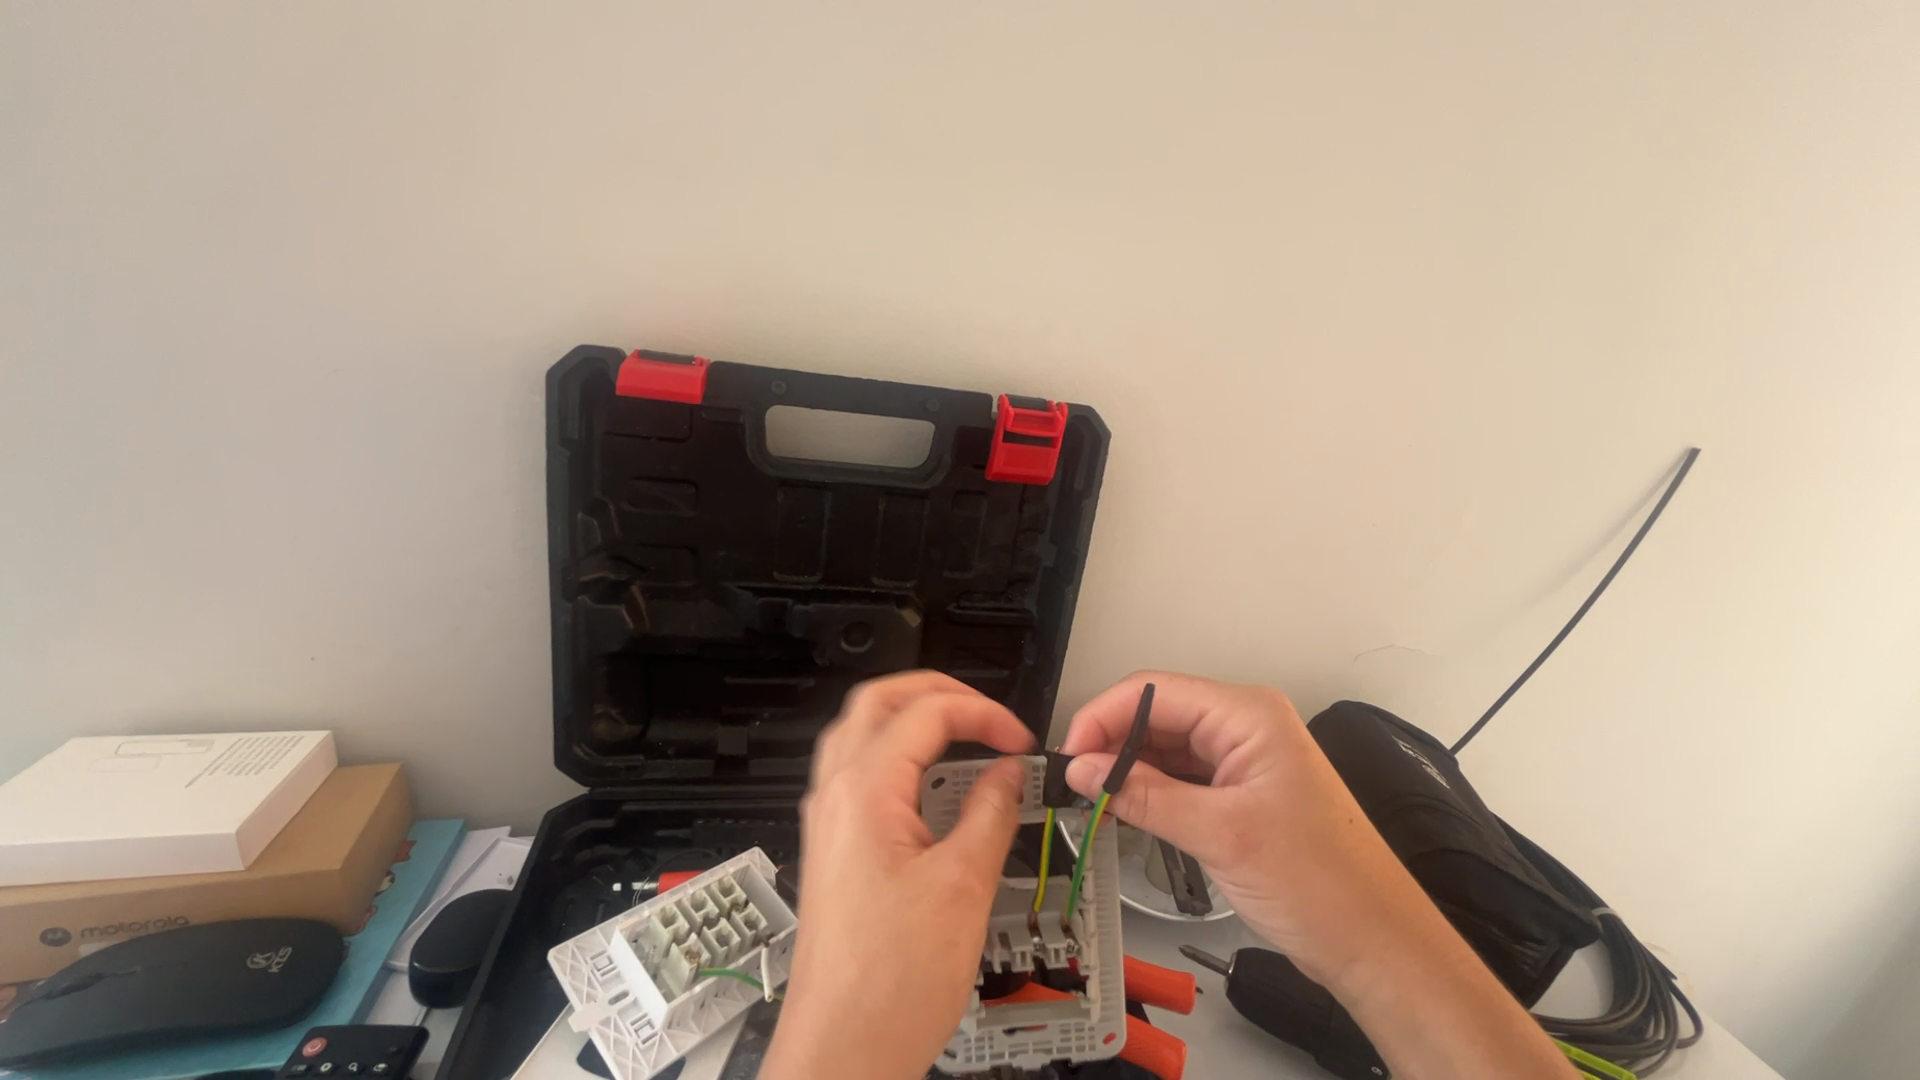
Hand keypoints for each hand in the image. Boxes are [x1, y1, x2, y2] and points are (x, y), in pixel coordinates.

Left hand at [762, 672, 1034, 1079]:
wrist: (841, 1051)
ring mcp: (828, 821)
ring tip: (959, 731)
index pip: (925, 713)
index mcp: (863, 792)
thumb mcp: (962, 887)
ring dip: (910, 718)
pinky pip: (859, 773)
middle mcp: (835, 796)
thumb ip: (990, 813)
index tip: (1018, 741)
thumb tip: (1009, 774)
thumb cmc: (887, 986)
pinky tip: (930, 784)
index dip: (982, 714)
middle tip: (984, 710)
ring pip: (860, 733)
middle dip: (935, 692)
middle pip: (876, 702)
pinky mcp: (834, 848)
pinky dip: (898, 756)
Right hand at [1061, 672, 1577, 1079]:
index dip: (1103, 716)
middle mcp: (1243, 724)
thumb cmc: (1319, 883)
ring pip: (1165, 745)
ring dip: (1128, 768)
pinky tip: (1124, 807)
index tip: (1069, 755)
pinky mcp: (1240, 788)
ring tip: (1092, 797)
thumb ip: (1142, 795)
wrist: (1378, 945)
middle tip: (1075, 782)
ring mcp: (1242, 756)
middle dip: (1112, 743)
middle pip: (1156, 714)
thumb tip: (1081, 769)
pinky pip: (1181, 774)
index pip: (1153, 691)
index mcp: (1246, 714)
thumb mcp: (1218, 834)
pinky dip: (1150, 788)